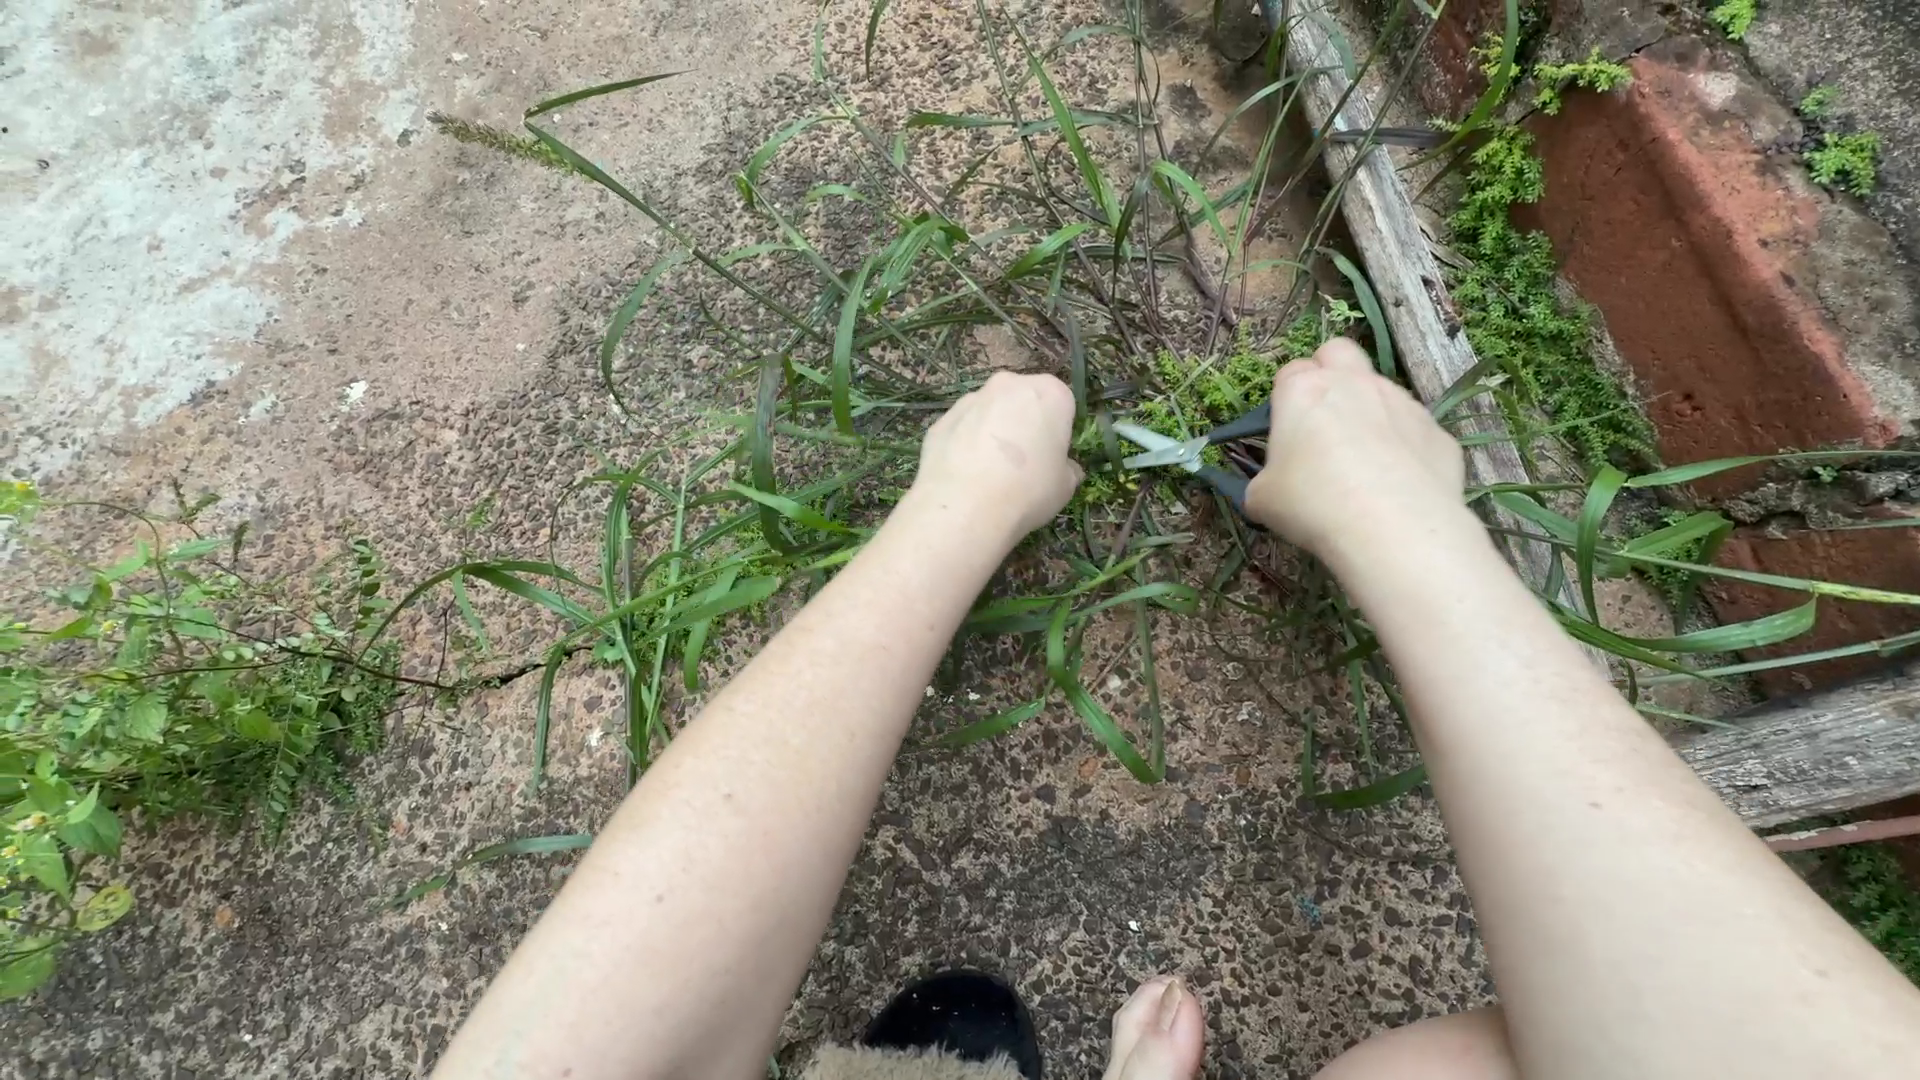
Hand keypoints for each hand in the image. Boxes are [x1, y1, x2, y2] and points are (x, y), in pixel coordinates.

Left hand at [907, 372, 1082, 541]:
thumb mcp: (1065, 487)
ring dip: (993, 432)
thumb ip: (1068, 469)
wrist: (964, 507)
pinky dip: (965, 444)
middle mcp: (1009, 385)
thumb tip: (1067, 469)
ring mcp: (970, 399)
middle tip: (1023, 463)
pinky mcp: (941, 419)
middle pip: (1023, 400)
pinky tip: (965, 474)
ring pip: (989, 412)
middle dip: (1024, 424)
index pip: (1062, 403)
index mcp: (1049, 393)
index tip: (1053, 455)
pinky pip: (962, 428)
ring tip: (989, 472)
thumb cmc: (1028, 491)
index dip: (1059, 431)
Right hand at [1243, 338, 1466, 557]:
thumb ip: (1265, 477)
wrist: (1391, 529)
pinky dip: (1402, 446)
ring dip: (1368, 410)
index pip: (1289, 372)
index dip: (1285, 398)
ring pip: (1381, 388)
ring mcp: (1402, 402)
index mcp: (1303, 392)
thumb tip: (1274, 485)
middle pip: (1338, 352)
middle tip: (1322, 417)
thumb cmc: (1311, 504)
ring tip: (1361, 461)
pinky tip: (1394, 484)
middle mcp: (1355, 384)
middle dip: (1329, 372)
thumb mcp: (1261, 498)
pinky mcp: (1437, 431)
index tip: (1284, 430)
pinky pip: (1413, 429)